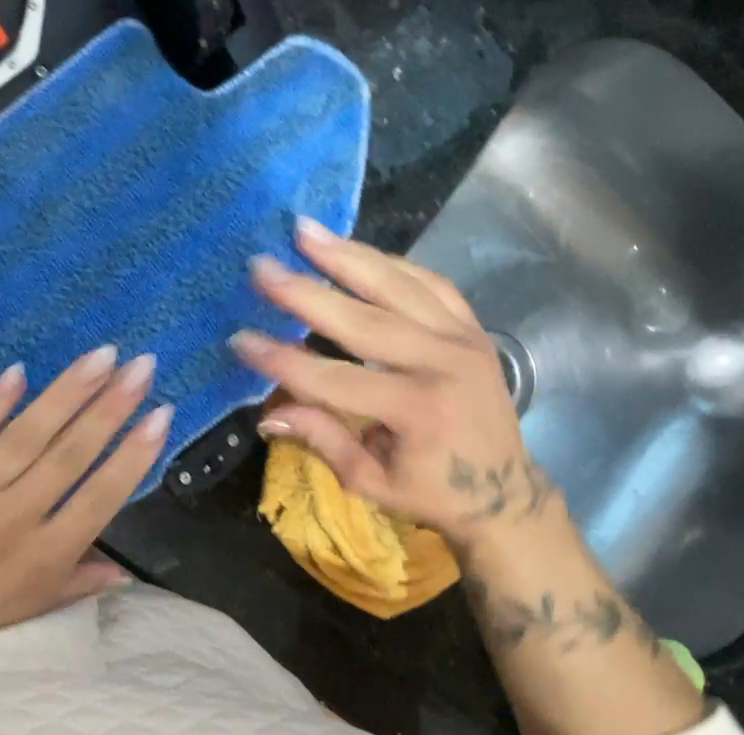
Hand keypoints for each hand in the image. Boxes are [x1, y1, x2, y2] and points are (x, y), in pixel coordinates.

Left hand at [0, 347, 172, 686]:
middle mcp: (13, 520)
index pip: (100, 498)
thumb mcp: (31, 613)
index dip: (133, 455)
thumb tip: (125, 572)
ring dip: (66, 393)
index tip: (162, 415)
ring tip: (100, 357)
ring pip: (26, 436)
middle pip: (69, 455)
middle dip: (110, 407)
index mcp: (44, 558)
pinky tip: (21, 371)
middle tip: (141, 364)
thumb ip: (78, 585)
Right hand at [230, 218, 559, 547]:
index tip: (240, 340)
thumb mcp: (369, 480)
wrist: (503, 489)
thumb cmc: (430, 493)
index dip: (282, 361)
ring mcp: (464, 339)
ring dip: (349, 256)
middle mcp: (443, 364)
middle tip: (263, 267)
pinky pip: (430, 284)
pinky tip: (356, 251)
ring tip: (306, 231)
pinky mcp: (472, 328)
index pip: (334, 379)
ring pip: (400, 286)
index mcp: (416, 410)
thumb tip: (267, 416)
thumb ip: (322, 439)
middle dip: (307, 293)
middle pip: (364, 320)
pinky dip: (392, 264)